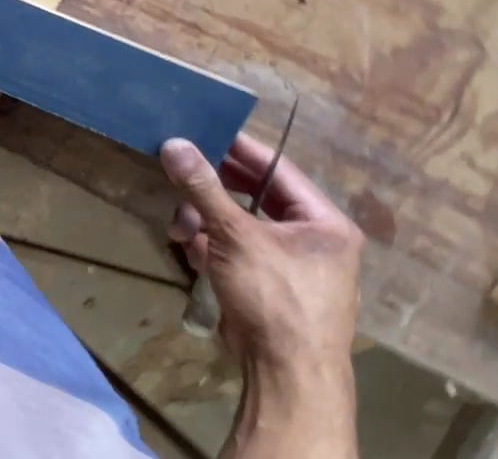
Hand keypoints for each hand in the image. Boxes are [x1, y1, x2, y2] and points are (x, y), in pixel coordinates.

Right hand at [161, 135, 363, 370]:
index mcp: (324, 223)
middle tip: (176, 173)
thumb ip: (203, 186)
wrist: (286, 369)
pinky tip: (193, 254)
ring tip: (181, 231)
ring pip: (235, 221)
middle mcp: (312, 238)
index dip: (238, 148)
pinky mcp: (265, 279)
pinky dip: (208, 244)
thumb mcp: (235, 235)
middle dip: (210, 192)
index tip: (201, 128)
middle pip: (252, 195)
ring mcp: (288, 261)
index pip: (278, 169)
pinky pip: (231, 246)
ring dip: (202, 221)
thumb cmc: (275, 296)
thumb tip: (174, 142)